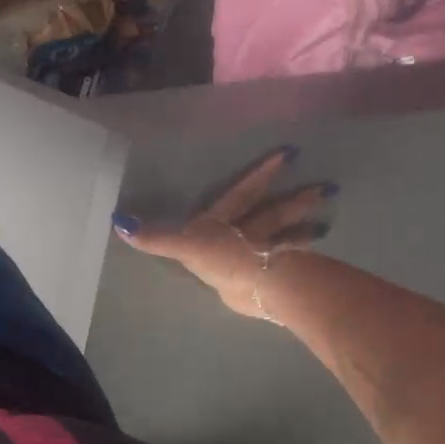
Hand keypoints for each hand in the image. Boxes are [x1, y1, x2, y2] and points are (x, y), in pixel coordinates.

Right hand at [112, 147, 336, 317]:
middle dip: (297, 201)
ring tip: (324, 226)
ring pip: (288, 238)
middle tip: (326, 188)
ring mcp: (267, 255)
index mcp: (226, 223)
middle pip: (274, 212)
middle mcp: (251, 233)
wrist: (259, 288)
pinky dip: (300, 262)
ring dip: (304, 231)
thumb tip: (118, 221)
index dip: (260, 174)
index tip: (288, 154)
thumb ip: (154, 236)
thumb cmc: (223, 260)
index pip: (243, 193)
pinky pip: (289, 265)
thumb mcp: (183, 246)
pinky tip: (310, 263)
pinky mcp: (273, 278)